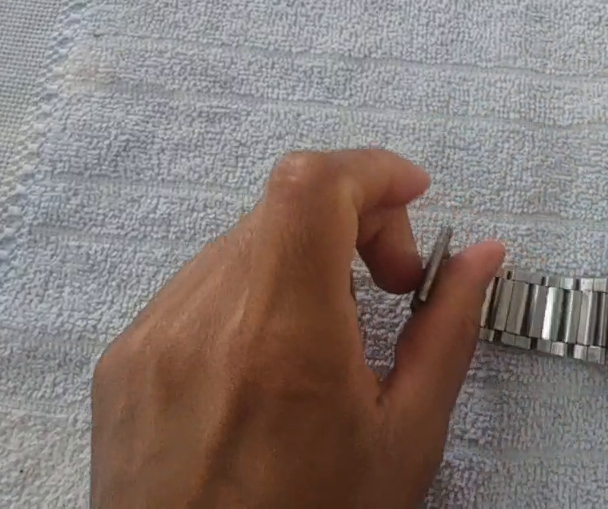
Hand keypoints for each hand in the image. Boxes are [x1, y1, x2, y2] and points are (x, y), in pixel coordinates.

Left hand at [90, 148, 504, 508]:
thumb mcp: (405, 439)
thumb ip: (448, 329)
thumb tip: (483, 253)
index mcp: (284, 340)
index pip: (312, 187)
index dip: (372, 168)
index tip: (413, 195)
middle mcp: (206, 322)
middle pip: (291, 200)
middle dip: (358, 217)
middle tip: (389, 280)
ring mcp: (154, 334)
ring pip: (252, 234)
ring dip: (310, 250)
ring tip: (333, 324)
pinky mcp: (124, 354)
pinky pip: (207, 274)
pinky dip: (261, 282)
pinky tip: (275, 350)